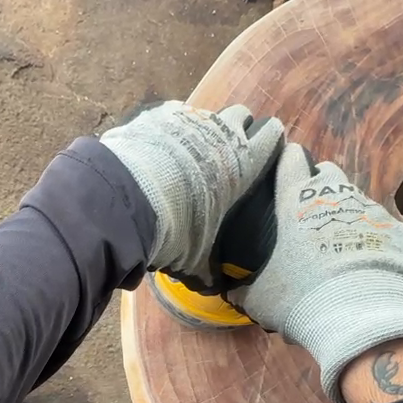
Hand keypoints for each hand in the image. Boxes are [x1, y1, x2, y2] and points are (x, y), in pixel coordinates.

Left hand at [99, 102, 283, 288]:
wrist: (130, 199)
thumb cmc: (177, 229)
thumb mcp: (195, 258)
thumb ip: (207, 270)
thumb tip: (211, 289)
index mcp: (245, 162)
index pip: (272, 136)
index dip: (269, 142)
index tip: (263, 153)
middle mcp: (222, 132)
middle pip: (241, 115)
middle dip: (237, 128)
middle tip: (226, 152)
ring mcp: (189, 118)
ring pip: (205, 114)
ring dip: (201, 129)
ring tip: (188, 153)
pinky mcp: (156, 114)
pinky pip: (170, 115)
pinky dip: (167, 128)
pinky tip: (157, 149)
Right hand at [228, 143, 402, 402]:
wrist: (357, 315)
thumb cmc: (297, 298)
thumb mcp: (259, 299)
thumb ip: (244, 289)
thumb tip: (232, 293)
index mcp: (295, 204)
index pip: (290, 163)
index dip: (287, 158)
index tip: (286, 159)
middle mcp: (335, 196)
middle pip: (328, 172)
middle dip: (321, 181)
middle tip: (312, 208)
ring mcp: (371, 211)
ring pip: (357, 199)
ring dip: (348, 213)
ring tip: (341, 242)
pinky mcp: (398, 232)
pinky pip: (384, 229)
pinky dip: (375, 241)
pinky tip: (370, 263)